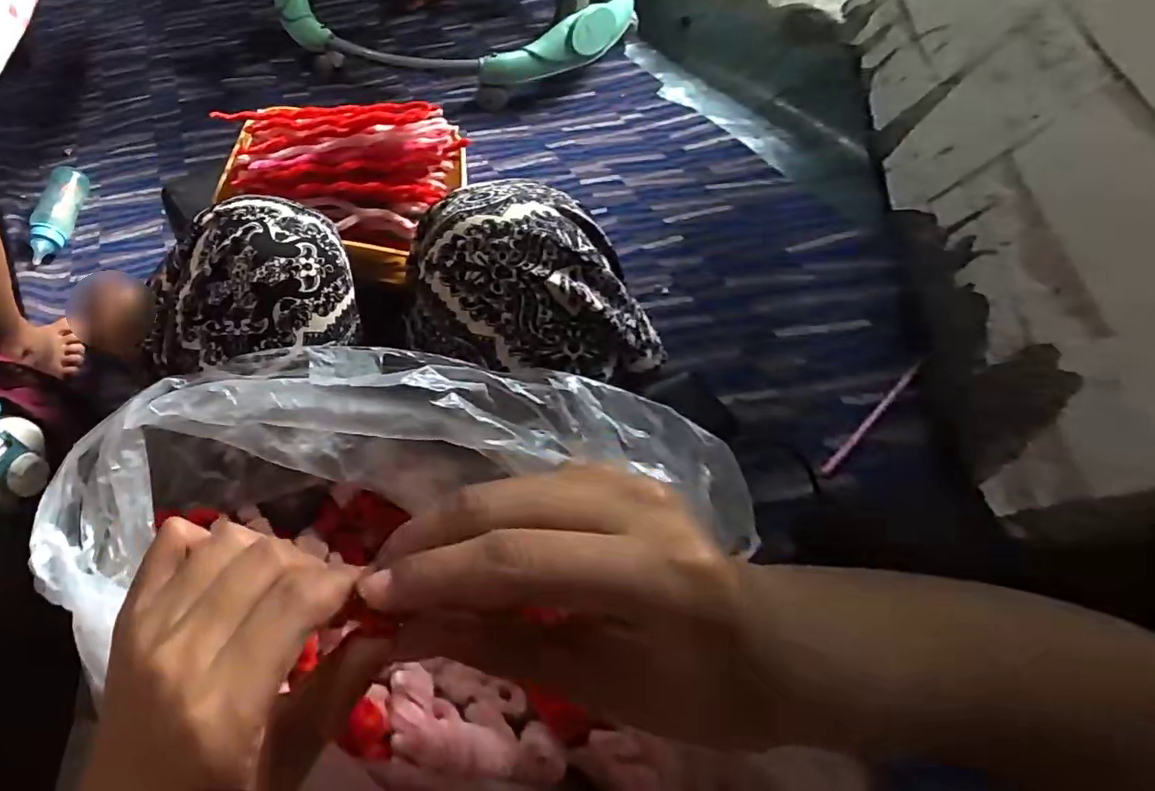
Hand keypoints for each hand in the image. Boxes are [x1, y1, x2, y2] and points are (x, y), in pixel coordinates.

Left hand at [83, 518, 390, 790]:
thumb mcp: (286, 766)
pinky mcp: (128, 608)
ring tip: (283, 580)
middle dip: (310, 563)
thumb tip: (382, 628)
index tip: (365, 587)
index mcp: (224, 705)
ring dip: (264, 548)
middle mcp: (181, 649)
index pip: (294, 601)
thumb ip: (335, 693)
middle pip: (262, 559)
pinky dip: (207, 539)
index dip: (341, 581)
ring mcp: (147, 621)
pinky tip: (227, 571)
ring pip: (221, 539)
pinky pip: (170, 539)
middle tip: (329, 589)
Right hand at [357, 466, 784, 749]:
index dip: (436, 577)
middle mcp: (629, 501)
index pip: (516, 560)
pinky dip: (470, 515)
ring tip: (401, 561)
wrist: (780, 638)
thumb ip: (500, 646)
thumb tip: (407, 629)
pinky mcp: (597, 465)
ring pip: (494, 487)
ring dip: (437, 523)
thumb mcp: (605, 689)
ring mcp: (613, 472)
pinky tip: (448, 542)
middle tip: (377, 573)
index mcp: (652, 571)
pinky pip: (513, 485)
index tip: (374, 597)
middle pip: (494, 506)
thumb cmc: (706, 690)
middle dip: (423, 540)